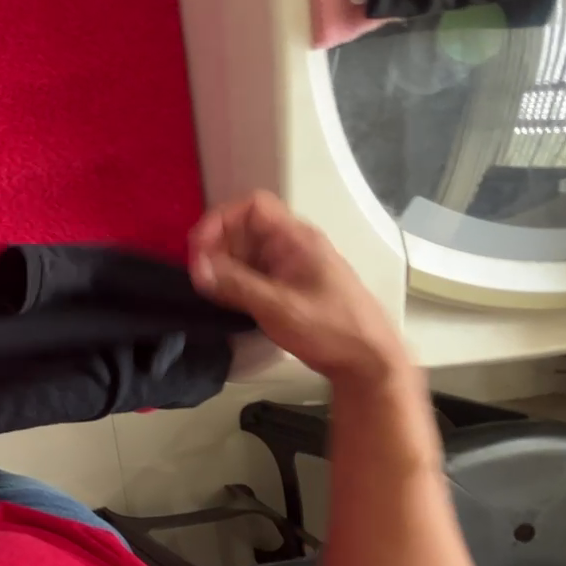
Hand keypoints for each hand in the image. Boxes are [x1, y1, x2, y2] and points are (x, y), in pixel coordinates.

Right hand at [187, 191, 406, 383]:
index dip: (220, 220)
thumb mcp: (279, 307)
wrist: (367, 358)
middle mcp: (290, 245)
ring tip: (211, 289)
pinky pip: (249, 271)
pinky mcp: (283, 284)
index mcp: (296, 239)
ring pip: (243, 251)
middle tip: (200, 274)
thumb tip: (198, 267)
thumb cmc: (331, 329)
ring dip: (221, 265)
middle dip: (216, 246)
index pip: (252, 206)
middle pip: (242, 228)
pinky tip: (225, 298)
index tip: (199, 248)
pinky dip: (231, 280)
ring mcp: (287, 265)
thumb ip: (236, 285)